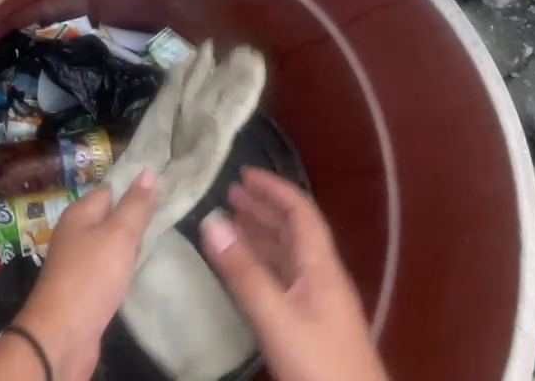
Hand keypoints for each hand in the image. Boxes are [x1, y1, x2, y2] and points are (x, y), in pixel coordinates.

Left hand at [0, 167, 159, 380]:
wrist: (62, 335)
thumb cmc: (91, 277)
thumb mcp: (119, 235)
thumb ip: (135, 205)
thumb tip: (148, 170)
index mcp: (79, 213)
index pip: (111, 190)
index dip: (136, 190)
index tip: (165, 191)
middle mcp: (75, 233)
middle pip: (110, 217)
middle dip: (136, 218)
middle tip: (168, 218)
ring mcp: (77, 261)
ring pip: (110, 244)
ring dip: (131, 246)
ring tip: (160, 242)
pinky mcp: (82, 288)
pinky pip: (107, 268)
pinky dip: (123, 268)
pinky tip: (139, 272)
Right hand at [200, 168, 387, 380]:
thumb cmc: (322, 369)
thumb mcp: (278, 320)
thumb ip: (245, 274)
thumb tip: (212, 222)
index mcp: (321, 268)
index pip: (301, 212)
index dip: (274, 189)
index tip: (243, 174)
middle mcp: (322, 279)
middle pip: (294, 232)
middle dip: (263, 209)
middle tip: (229, 194)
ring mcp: (319, 305)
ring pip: (288, 257)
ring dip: (261, 236)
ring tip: (230, 223)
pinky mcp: (312, 328)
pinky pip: (284, 281)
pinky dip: (262, 266)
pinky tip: (244, 271)